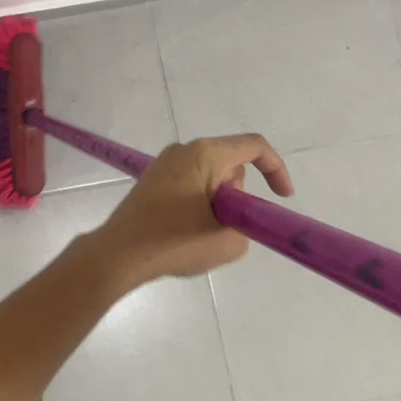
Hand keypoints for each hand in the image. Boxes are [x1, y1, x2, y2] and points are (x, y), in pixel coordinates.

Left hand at [85, 133, 293, 288]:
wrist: (118, 254)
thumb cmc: (175, 242)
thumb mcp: (229, 240)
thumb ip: (247, 221)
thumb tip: (231, 212)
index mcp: (205, 153)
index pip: (254, 146)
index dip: (276, 169)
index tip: (282, 198)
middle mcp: (183, 150)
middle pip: (229, 164)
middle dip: (237, 194)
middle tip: (225, 226)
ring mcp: (163, 163)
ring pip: (209, 177)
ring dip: (217, 202)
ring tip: (201, 234)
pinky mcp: (151, 180)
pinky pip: (189, 186)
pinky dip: (198, 205)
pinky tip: (185, 233)